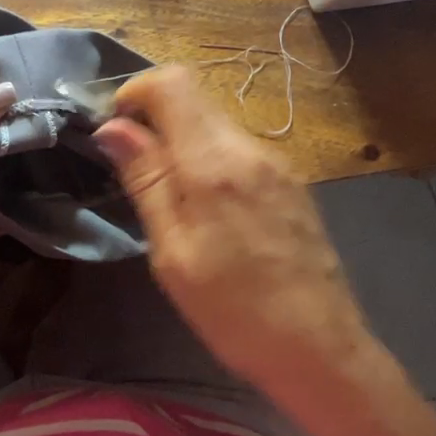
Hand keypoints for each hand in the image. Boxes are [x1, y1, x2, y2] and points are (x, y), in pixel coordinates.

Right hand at [93, 66, 375, 381]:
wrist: (323, 353)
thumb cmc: (234, 310)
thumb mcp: (172, 251)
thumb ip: (145, 179)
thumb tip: (111, 127)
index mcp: (214, 162)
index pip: (171, 82)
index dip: (134, 93)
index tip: (115, 132)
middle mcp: (249, 148)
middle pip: (192, 97)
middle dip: (153, 118)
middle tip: (132, 168)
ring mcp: (276, 163)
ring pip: (213, 122)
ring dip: (180, 141)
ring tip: (167, 196)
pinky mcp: (290, 181)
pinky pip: (236, 148)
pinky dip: (207, 159)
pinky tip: (207, 209)